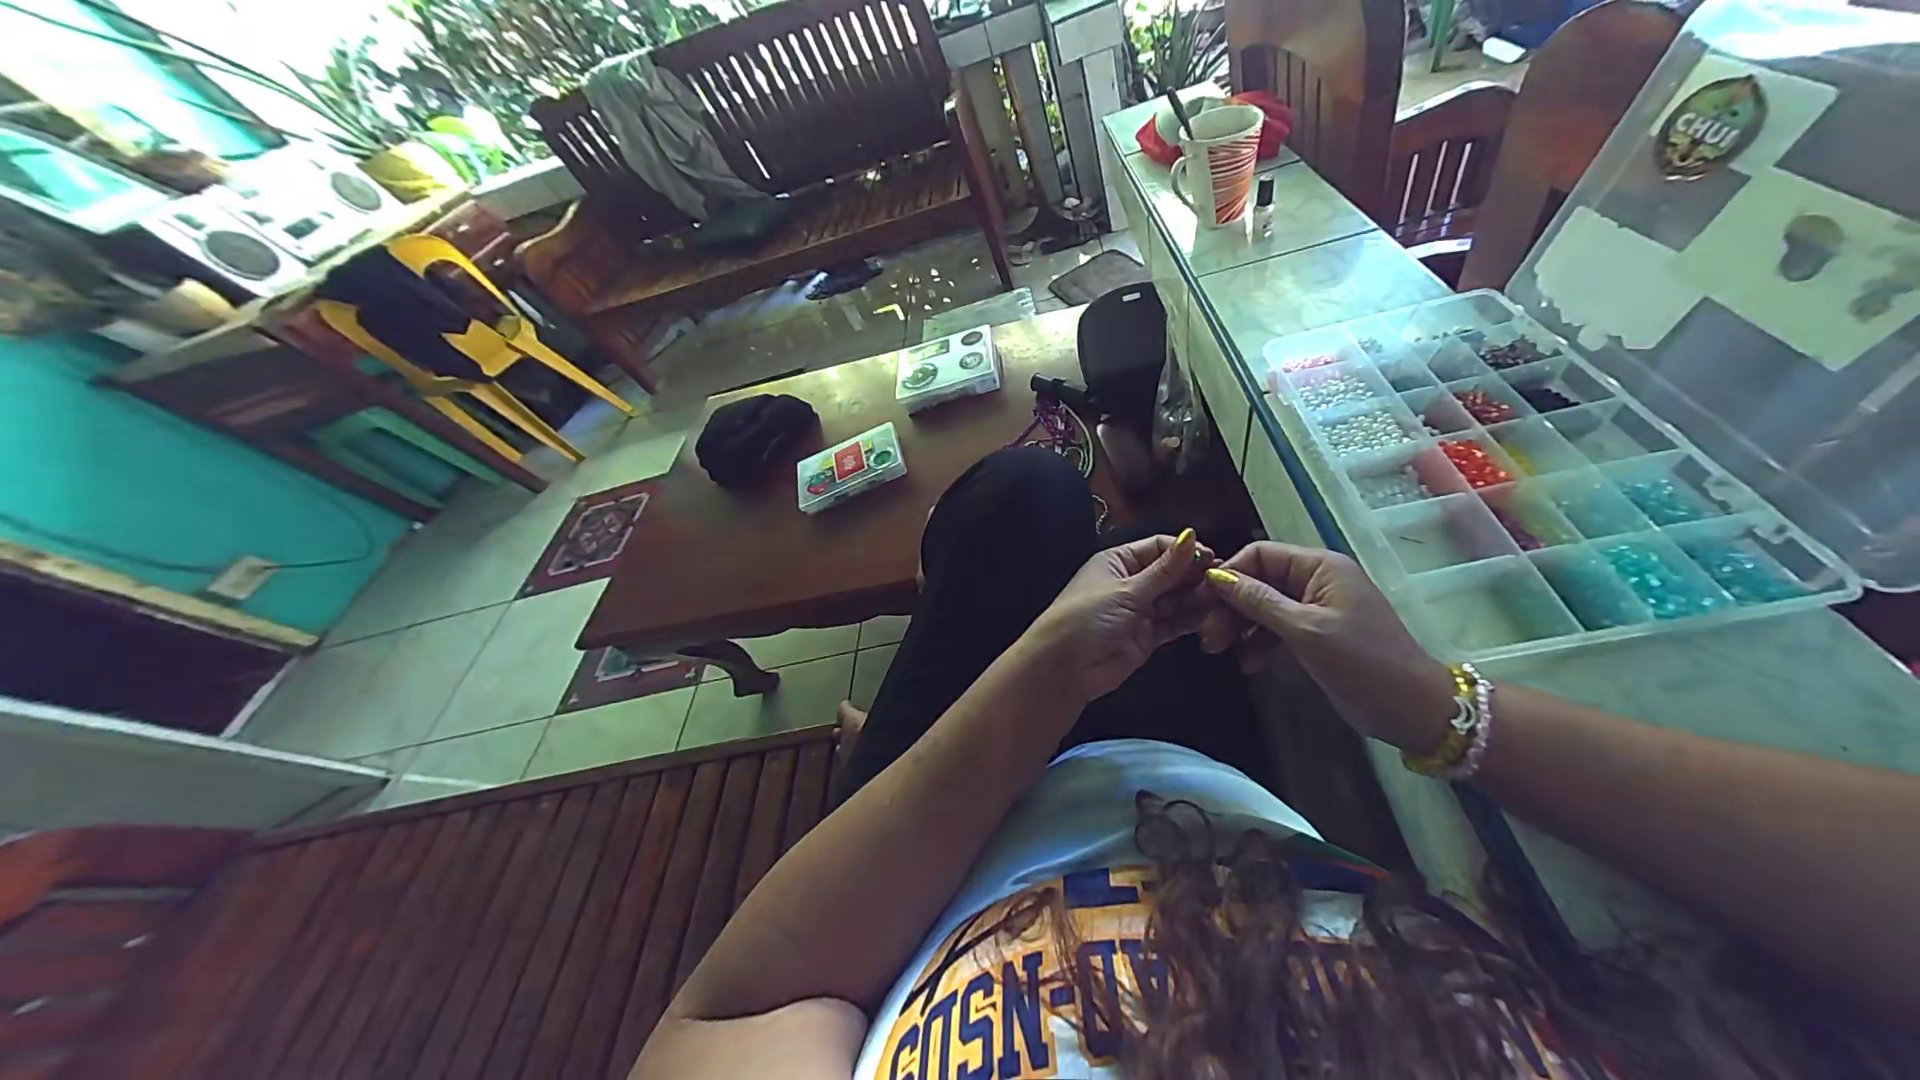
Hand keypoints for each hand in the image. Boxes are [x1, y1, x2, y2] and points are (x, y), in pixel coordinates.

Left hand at [1023, 529, 1214, 703]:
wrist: (1063, 667)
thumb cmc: (1084, 618)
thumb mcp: (1126, 589)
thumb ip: (1164, 569)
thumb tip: (1191, 537)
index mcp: (1118, 561)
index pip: (1159, 547)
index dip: (1186, 551)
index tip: (1213, 557)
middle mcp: (1131, 582)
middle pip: (1172, 573)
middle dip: (1196, 575)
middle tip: (1223, 580)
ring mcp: (1140, 609)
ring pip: (1177, 598)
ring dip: (1197, 598)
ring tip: (1221, 598)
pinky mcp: (1148, 635)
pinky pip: (1176, 622)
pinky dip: (1192, 620)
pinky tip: (1212, 616)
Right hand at [1199, 542, 1456, 752]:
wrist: (1413, 711)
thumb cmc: (1363, 663)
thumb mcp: (1305, 630)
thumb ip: (1258, 601)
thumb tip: (1216, 577)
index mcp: (1320, 566)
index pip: (1259, 554)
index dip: (1228, 576)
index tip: (1201, 604)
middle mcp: (1316, 580)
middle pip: (1256, 581)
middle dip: (1229, 607)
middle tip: (1208, 638)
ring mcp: (1315, 608)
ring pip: (1261, 606)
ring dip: (1238, 627)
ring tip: (1222, 653)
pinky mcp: (1314, 634)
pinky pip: (1274, 628)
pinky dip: (1258, 643)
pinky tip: (1249, 664)